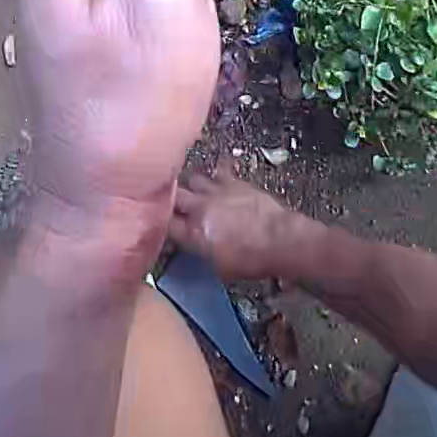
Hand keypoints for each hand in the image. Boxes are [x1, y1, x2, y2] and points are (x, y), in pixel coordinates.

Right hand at [170, 167, 323, 280]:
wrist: (280, 239)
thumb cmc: (252, 260)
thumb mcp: (219, 266)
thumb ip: (200, 250)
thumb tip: (194, 243)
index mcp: (192, 234)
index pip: (163, 223)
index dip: (157, 221)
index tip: (157, 222)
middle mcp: (199, 208)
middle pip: (172, 196)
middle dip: (169, 198)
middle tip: (170, 202)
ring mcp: (215, 191)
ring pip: (191, 178)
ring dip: (192, 186)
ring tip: (194, 191)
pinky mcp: (233, 181)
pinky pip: (218, 169)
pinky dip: (217, 173)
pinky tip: (219, 176)